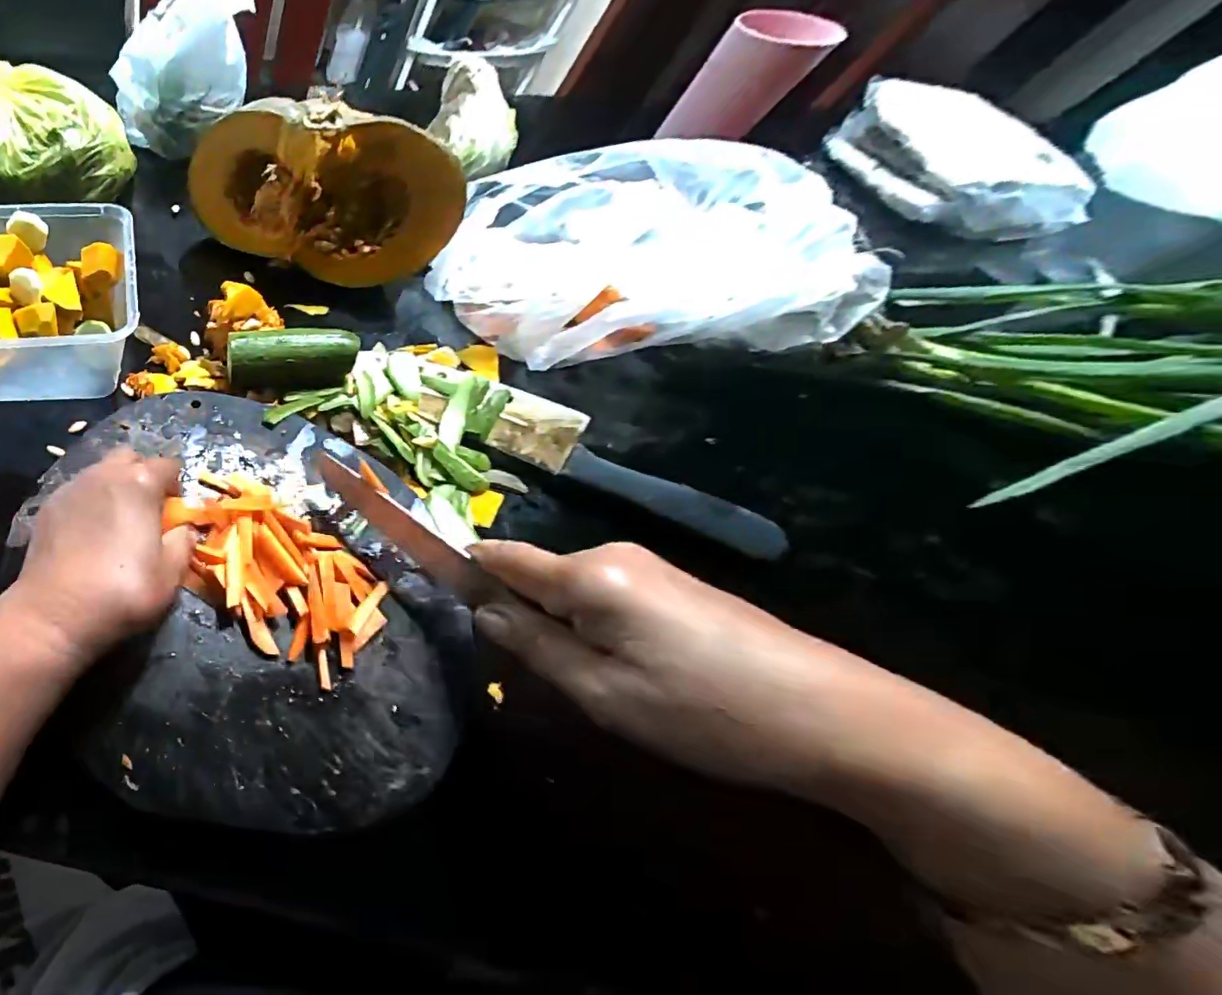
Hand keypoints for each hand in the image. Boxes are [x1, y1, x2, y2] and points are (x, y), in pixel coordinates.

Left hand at [13, 449, 195, 665]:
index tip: (176, 512)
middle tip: (146, 509)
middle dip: (142, 475)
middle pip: (130, 458)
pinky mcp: (48, 506)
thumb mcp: (170, 574)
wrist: (53, 613)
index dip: (177, 486)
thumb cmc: (121, 591)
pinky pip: (77, 492)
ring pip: (100, 472)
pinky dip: (89, 503)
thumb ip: (184, 542)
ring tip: (115, 522)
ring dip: (114, 487)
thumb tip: (184, 528)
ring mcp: (72, 487)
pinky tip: (88, 534)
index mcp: (140, 483)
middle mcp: (105, 474)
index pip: (169, 465)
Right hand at [467, 541, 1171, 920]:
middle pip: (535, 573)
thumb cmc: (705, 710)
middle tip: (528, 673)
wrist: (841, 719)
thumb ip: (532, 646)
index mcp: (587, 574)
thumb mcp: (603, 692)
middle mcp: (612, 554)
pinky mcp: (673, 584)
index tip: (433, 590)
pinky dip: (590, 624)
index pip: (500, 556)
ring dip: (557, 623)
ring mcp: (647, 566)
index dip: (461, 569)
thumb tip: (482, 611)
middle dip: (517, 611)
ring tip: (585, 681)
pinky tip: (623, 669)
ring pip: (570, 588)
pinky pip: (604, 594)